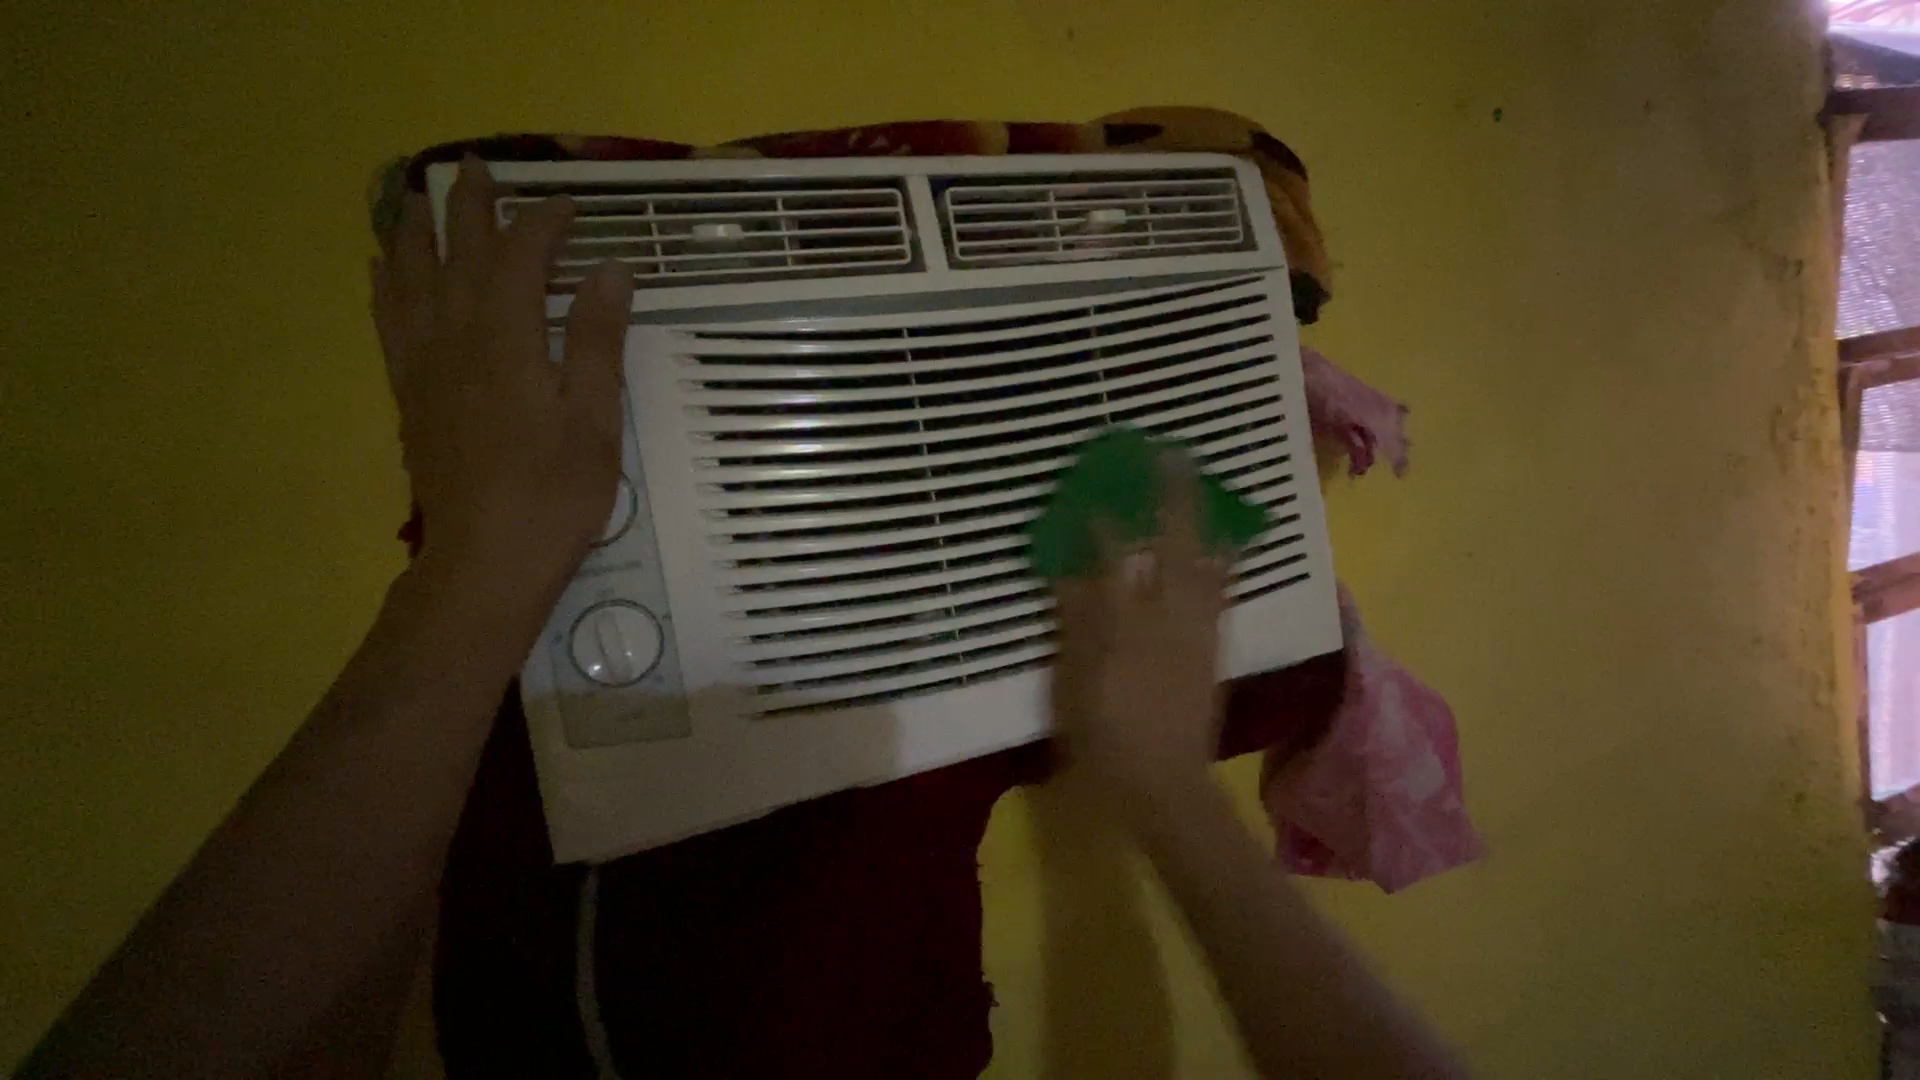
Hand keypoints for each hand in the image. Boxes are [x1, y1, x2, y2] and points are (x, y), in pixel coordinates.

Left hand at [371, 155, 634, 606]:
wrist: (487, 560)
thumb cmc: (557, 495)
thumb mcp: (596, 420)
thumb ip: (598, 341)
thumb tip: (611, 270)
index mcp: (509, 342)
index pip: (524, 260)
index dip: (545, 224)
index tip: (570, 205)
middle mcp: (457, 339)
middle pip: (460, 256)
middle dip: (472, 208)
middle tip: (478, 168)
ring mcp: (425, 367)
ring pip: (412, 279)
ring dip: (418, 231)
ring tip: (418, 195)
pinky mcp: (411, 395)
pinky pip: (390, 320)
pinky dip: (388, 282)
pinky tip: (386, 269)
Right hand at [1050, 454, 1228, 799]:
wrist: (1165, 784)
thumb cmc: (1106, 735)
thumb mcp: (1074, 681)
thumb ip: (1075, 622)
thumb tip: (1070, 572)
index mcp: (1125, 621)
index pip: (1111, 554)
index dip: (1102, 516)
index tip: (1094, 483)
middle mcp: (1168, 614)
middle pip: (1174, 543)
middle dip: (1172, 495)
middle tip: (1171, 454)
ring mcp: (1197, 629)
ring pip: (1206, 561)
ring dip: (1203, 519)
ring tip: (1202, 485)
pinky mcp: (1213, 647)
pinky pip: (1221, 591)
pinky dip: (1221, 559)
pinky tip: (1220, 545)